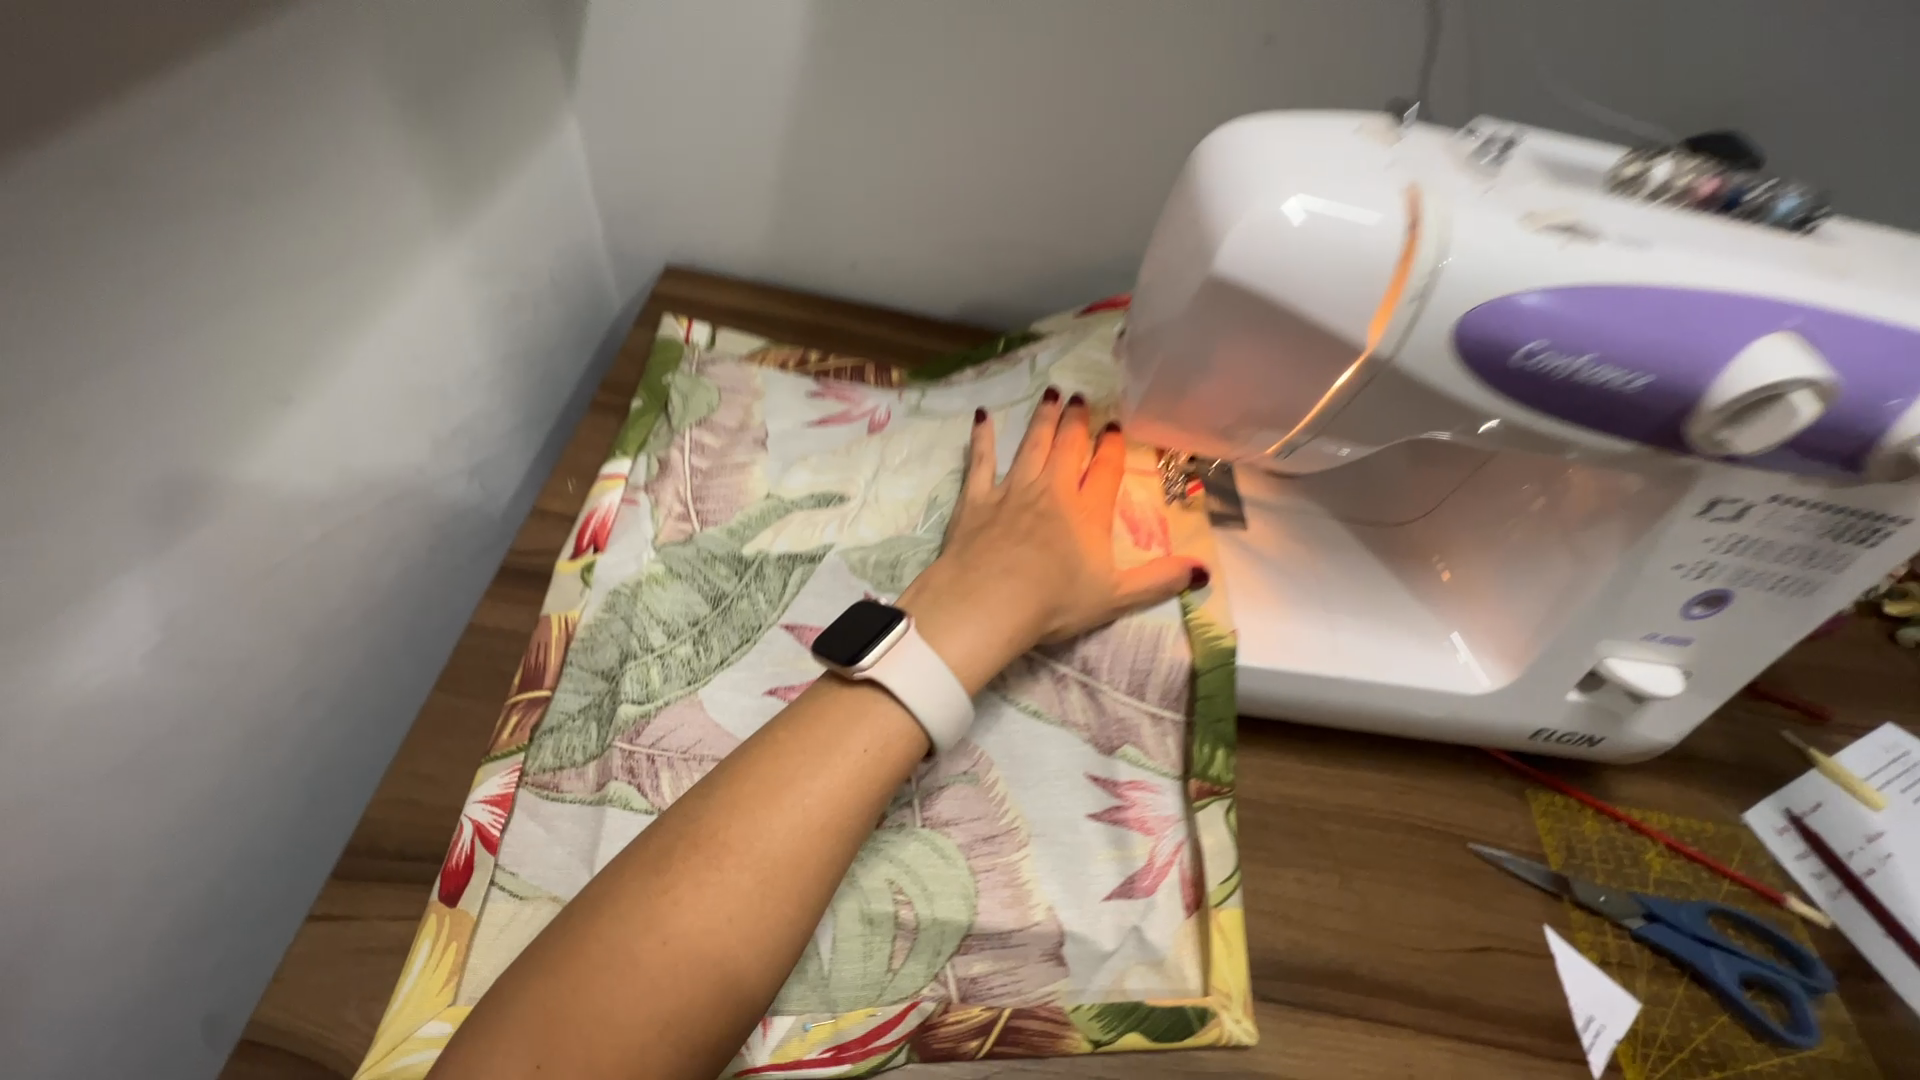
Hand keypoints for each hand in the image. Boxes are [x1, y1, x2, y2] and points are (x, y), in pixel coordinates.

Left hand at [898, 387, 1206, 692]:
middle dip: (1077, 422)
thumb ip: (1158, 581)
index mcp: (1088, 513)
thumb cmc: (1055, 603)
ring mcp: (1012, 490)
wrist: (990, 602)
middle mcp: (1053, 491)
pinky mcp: (976, 498)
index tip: (1114, 426)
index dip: (1112, 447)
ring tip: (1051, 395)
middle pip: (1068, 448)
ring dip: (1042, 420)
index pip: (1106, 470)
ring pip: (1031, 445)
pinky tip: (981, 416)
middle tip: (1081, 399)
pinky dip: (981, 437)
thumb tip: (1203, 570)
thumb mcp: (1116, 598)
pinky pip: (980, 460)